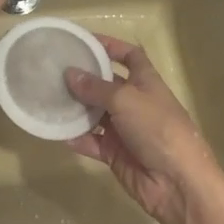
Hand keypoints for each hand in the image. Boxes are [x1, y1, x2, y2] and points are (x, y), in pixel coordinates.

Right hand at [64, 35, 223, 223]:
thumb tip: (69, 73)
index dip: (110, 46)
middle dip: (84, 78)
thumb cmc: (157, 127)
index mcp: (145, 81)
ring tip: (47, 98)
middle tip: (53, 71)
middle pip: (106, 85)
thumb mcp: (126, 99)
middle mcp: (134, 102)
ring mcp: (125, 129)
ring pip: (95, 114)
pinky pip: (91, 141)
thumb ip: (96, 88)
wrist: (176, 181)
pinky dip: (77, 137)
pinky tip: (56, 130)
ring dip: (76, 108)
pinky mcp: (115, 153)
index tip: (84, 41)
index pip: (129, 56)